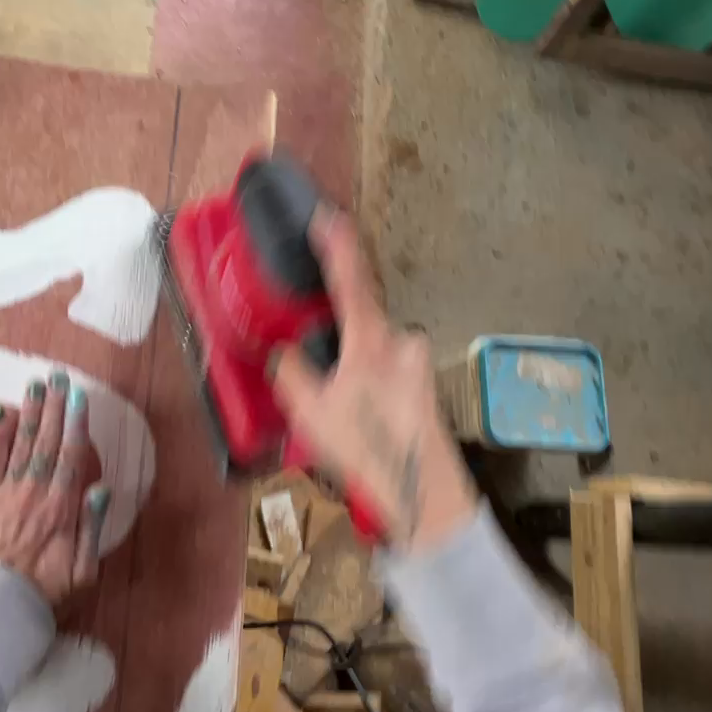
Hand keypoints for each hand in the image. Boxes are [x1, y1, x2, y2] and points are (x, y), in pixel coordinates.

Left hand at [0, 370, 109, 604]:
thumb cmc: (45, 590)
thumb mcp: (82, 570)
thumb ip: (91, 528)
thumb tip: (102, 487)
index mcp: (61, 507)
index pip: (72, 456)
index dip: (76, 424)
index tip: (79, 397)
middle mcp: (34, 491)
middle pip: (47, 442)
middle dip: (54, 407)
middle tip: (57, 377)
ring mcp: (7, 492)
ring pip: (22, 444)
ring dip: (29, 413)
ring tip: (35, 385)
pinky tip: (1, 413)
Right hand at [272, 210, 475, 550]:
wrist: (424, 496)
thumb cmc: (366, 447)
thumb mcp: (310, 411)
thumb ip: (292, 371)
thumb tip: (287, 354)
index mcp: (372, 339)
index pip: (351, 277)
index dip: (336, 243)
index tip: (325, 215)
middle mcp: (402, 341)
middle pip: (361, 320)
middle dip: (338, 337)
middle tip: (320, 375)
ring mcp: (418, 365)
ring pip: (373, 350)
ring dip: (354, 367)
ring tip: (337, 410)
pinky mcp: (423, 387)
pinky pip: (386, 369)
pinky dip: (368, 383)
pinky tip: (358, 419)